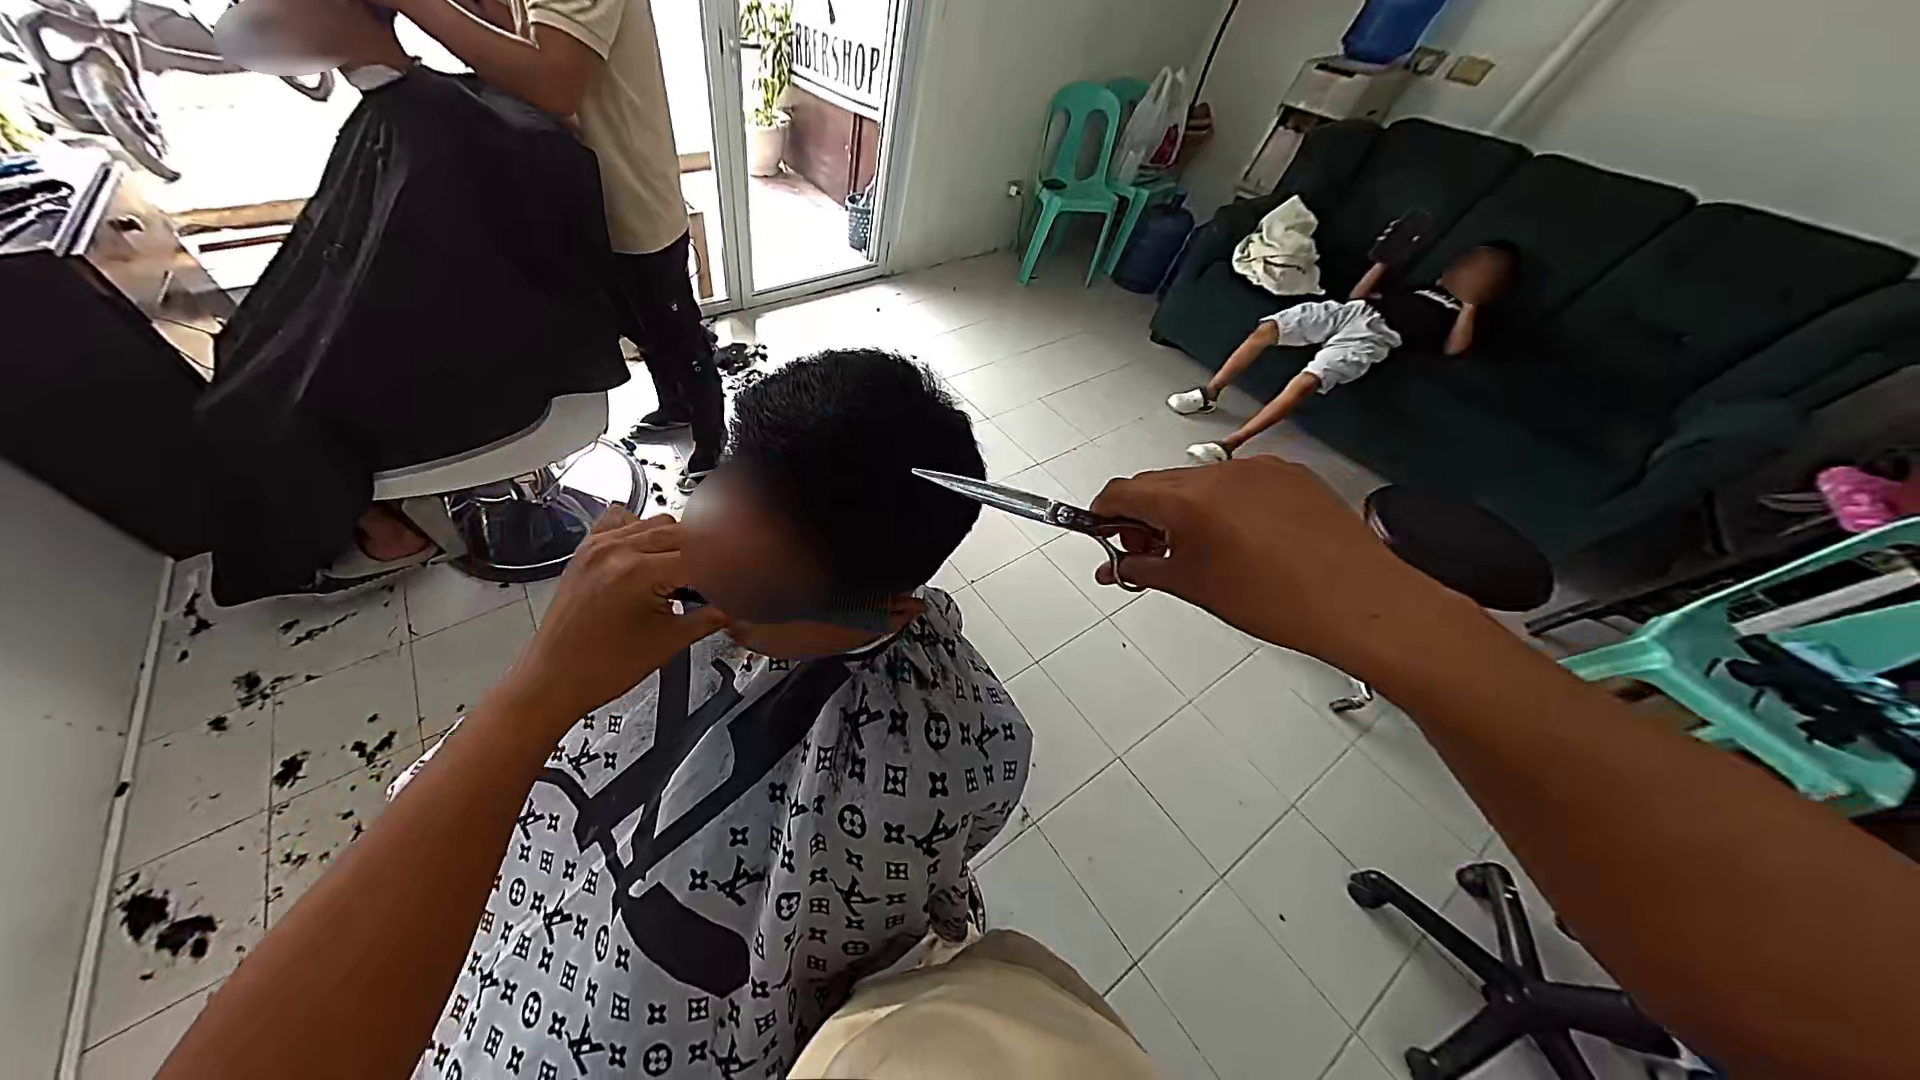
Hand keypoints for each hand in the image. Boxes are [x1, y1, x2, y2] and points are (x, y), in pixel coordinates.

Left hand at [493, 510, 728, 731]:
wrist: (551, 682)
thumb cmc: (598, 669)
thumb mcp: (671, 642)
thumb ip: (713, 615)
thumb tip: (738, 604)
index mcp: (639, 572)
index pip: (704, 556)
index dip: (726, 570)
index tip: (738, 578)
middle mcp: (616, 551)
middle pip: (686, 533)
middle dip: (708, 556)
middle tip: (717, 581)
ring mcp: (598, 548)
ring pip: (660, 523)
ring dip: (681, 544)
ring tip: (687, 575)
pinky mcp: (587, 552)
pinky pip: (624, 522)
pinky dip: (645, 532)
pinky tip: (654, 556)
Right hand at [1089, 458, 1452, 668]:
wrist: (1358, 602)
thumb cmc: (1284, 600)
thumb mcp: (1193, 586)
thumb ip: (1143, 569)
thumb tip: (1120, 566)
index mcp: (1189, 500)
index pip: (1122, 492)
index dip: (1103, 512)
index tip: (1102, 528)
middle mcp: (1221, 474)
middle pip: (1156, 483)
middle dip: (1140, 515)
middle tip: (1142, 549)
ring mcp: (1257, 470)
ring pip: (1196, 481)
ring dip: (1180, 508)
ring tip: (1192, 549)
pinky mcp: (1287, 474)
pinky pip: (1236, 481)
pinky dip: (1221, 503)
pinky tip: (1233, 538)